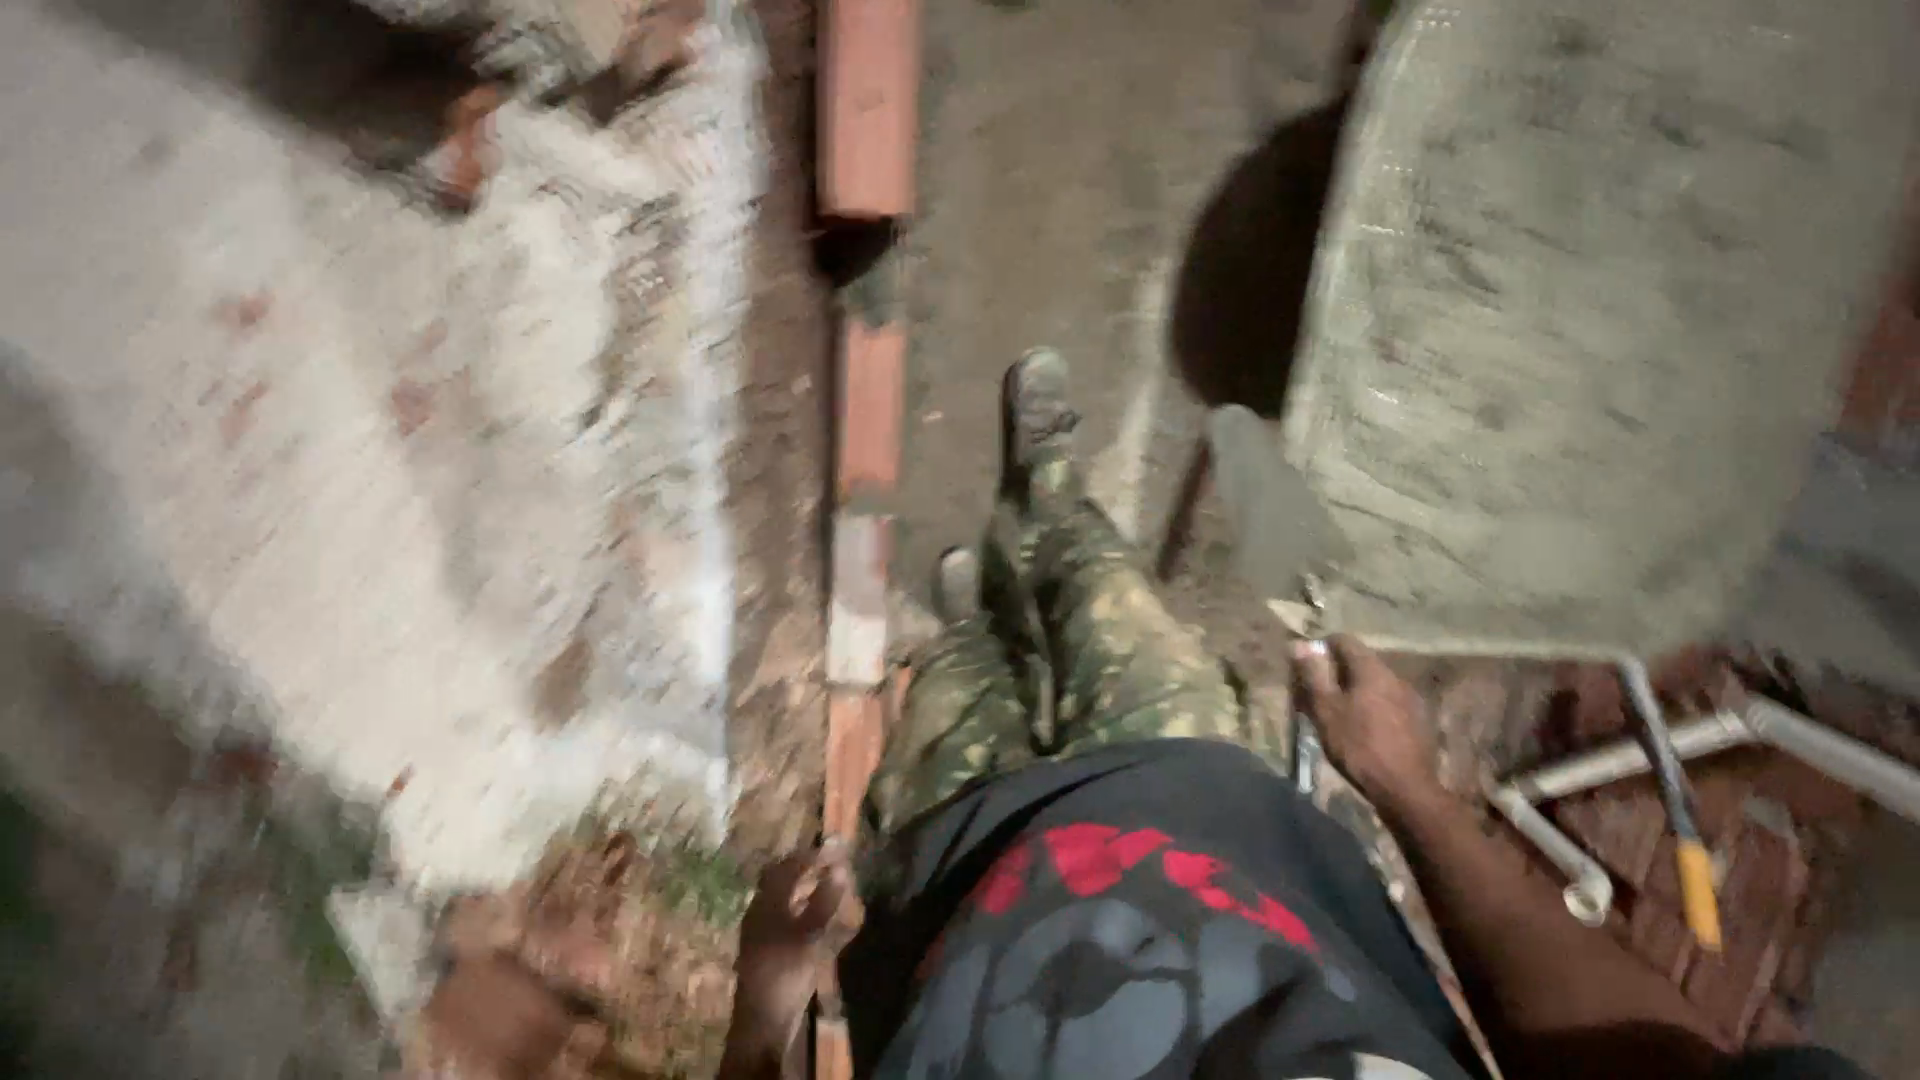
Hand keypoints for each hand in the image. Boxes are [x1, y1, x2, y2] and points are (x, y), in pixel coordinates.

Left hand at [726, 841, 862, 1065]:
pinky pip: (790, 920)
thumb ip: (824, 901)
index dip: (811, 855)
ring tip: (833, 886)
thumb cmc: (784, 972)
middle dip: (808, 869)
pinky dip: (807, 912)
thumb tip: (841, 868)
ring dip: (808, 890)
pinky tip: (824, 920)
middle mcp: (761, 913)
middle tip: (834, 864)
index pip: (786, 867)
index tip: (836, 848)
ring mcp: (764, 933)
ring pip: (786, 901)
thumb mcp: (808, 935)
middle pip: (783, 881)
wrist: (763, 1022)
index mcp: (765, 904)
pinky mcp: (772, 952)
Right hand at [1292, 635, 1447, 815]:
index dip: (1321, 648)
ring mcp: (1410, 699)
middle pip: (1359, 662)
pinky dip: (1370, 706)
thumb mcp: (1326, 710)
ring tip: (1336, 715)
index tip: (1306, 667)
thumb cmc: (1358, 746)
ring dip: (1353, 691)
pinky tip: (1361, 729)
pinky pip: (1387, 702)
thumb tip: (1300, 644)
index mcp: (1371, 670)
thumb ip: (1313, 674)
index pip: (1344, 641)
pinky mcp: (1417, 721)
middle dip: (1334, 673)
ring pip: (1373, 683)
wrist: (1406, 789)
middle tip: (1314, 695)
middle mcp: (1394, 677)